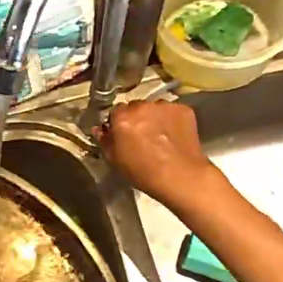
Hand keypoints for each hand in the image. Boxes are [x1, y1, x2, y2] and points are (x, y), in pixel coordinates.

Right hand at [96, 100, 222, 212]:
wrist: (180, 175)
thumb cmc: (143, 172)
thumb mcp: (116, 161)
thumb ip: (105, 141)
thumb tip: (98, 130)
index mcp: (122, 118)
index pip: (115, 112)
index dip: (118, 124)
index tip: (122, 135)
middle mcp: (143, 106)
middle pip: (136, 107)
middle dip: (136, 118)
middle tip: (141, 136)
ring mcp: (165, 106)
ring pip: (155, 108)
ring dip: (154, 117)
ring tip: (160, 135)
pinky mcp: (184, 109)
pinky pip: (172, 111)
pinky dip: (171, 120)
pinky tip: (173, 135)